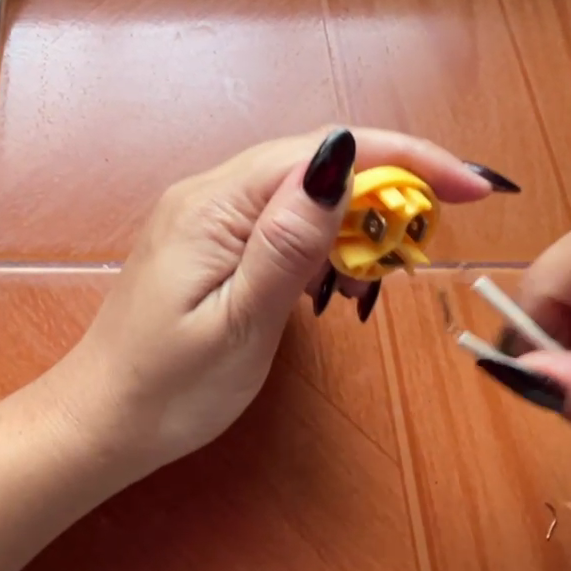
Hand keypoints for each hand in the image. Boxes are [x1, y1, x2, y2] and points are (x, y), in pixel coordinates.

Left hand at [42, 127, 500, 481]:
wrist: (99, 420)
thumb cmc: (167, 389)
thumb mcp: (239, 322)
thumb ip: (287, 241)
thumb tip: (340, 159)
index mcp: (213, 205)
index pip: (319, 151)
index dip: (402, 157)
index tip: (471, 188)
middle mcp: (205, 193)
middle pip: (309, 160)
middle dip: (386, 182)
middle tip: (438, 232)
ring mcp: (201, 215)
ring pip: (295, 187)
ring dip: (354, 212)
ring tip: (395, 260)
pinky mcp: (204, 240)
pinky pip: (273, 216)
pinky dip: (320, 235)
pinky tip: (338, 272)